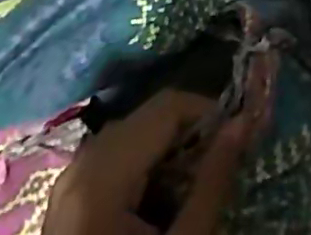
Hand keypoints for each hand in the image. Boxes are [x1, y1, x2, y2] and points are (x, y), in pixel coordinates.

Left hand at [45, 52, 276, 234]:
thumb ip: (214, 179)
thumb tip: (245, 121)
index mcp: (102, 178)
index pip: (167, 107)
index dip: (210, 113)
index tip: (239, 139)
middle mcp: (78, 169)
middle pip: (148, 117)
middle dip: (191, 132)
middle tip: (220, 163)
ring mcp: (66, 185)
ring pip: (131, 135)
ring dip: (169, 147)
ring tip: (193, 184)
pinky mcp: (64, 203)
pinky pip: (112, 158)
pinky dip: (144, 165)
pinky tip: (159, 200)